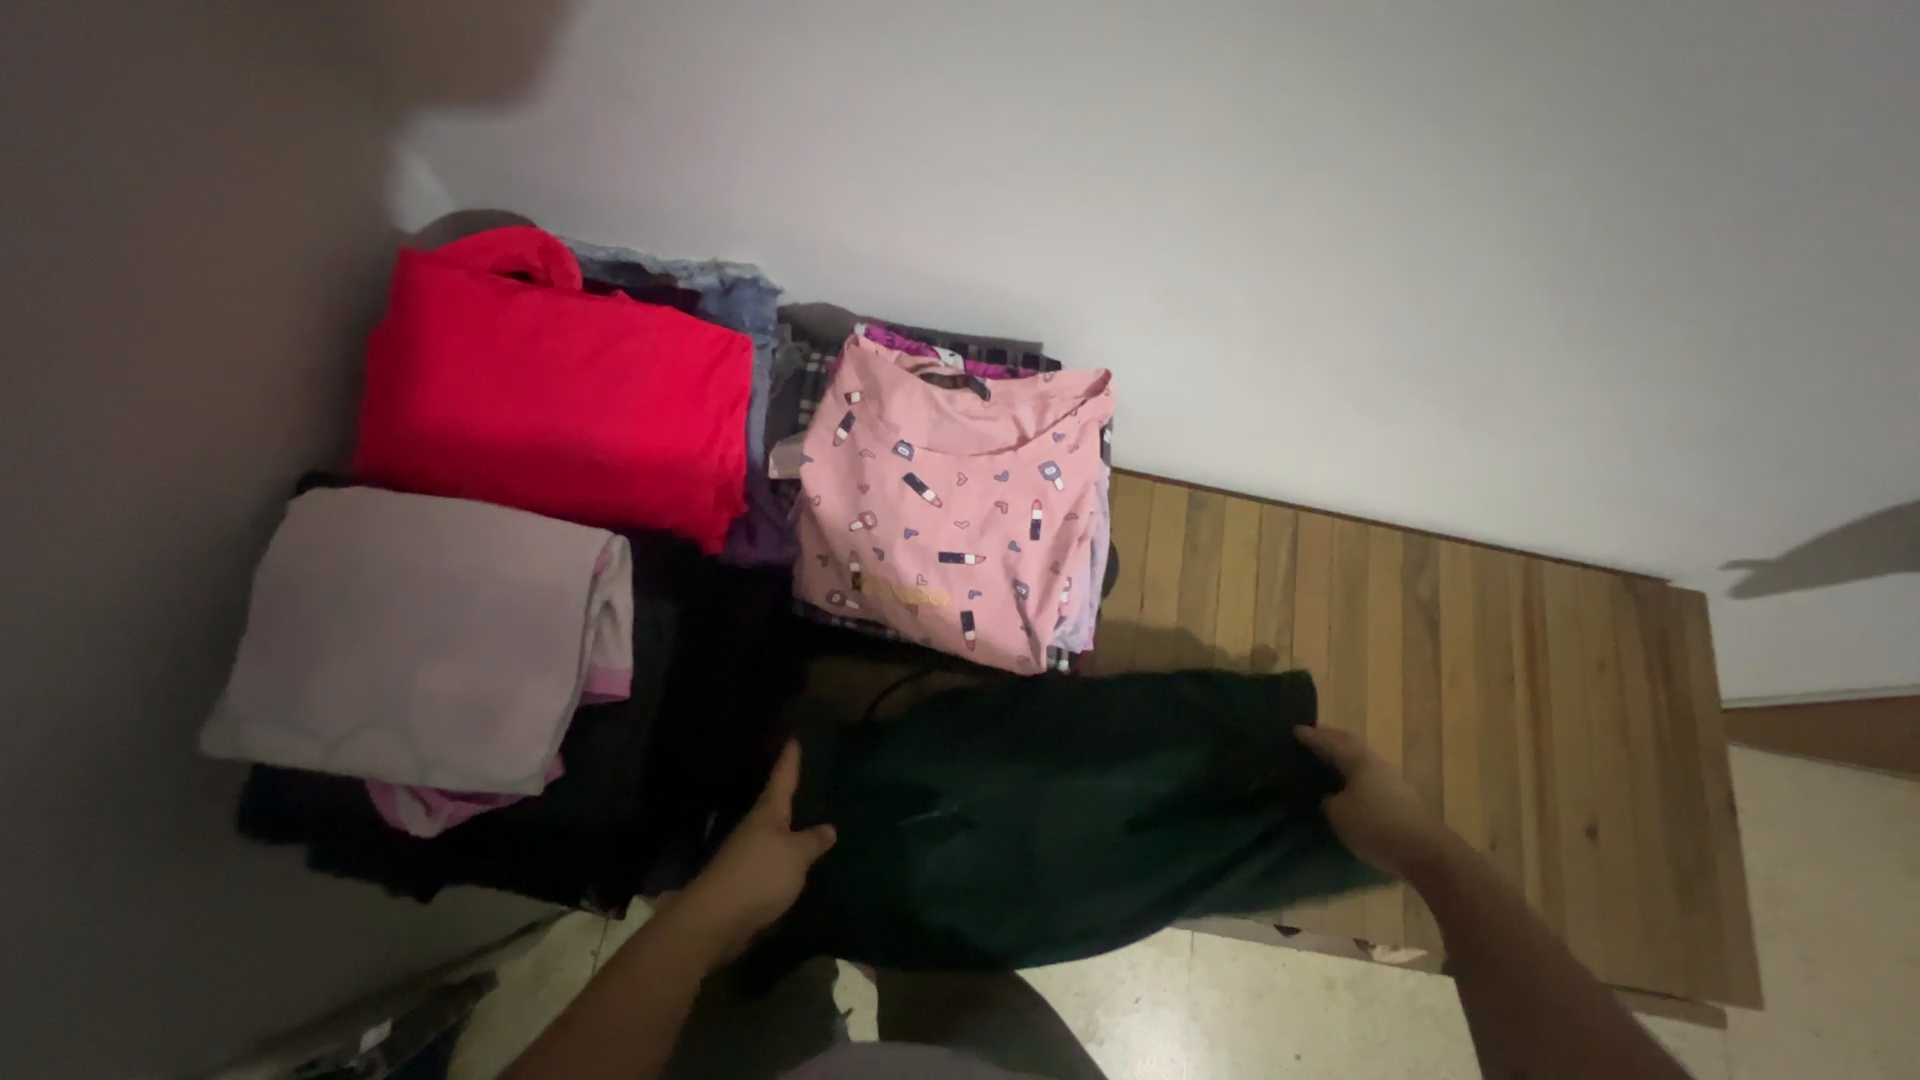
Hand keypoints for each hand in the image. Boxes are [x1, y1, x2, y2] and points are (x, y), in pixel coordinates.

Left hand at [676, 740, 836, 962]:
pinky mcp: (745, 881)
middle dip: (789, 795)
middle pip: (774, 806)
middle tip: (808, 780)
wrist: (716, 919)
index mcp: (767, 813)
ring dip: (788, 830)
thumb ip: (812, 840)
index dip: (789, 760)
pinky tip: (799, 865)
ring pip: (772, 836)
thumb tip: (828, 828)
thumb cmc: (759, 874)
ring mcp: (746, 856)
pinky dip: (785, 860)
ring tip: (810, 823)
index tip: (794, 739)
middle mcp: (754, 829)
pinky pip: (771, 862)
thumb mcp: (796, 854)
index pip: (782, 779)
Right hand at [1293, 725, 1464, 881]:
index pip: (1330, 742)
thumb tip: (1328, 797)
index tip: (1295, 730)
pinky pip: (1370, 781)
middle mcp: (1377, 765)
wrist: (1427, 854)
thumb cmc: (1376, 826)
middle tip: (1312, 739)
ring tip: (1327, 764)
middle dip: (1331, 741)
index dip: (1311, 736)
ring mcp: (1393, 783)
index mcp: (1358, 760)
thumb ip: (1328, 801)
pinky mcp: (1402, 802)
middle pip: (1350, 746)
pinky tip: (1348, 788)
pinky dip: (1355, 779)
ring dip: (1344, 760)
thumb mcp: (1338, 814)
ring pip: (1362, 763)